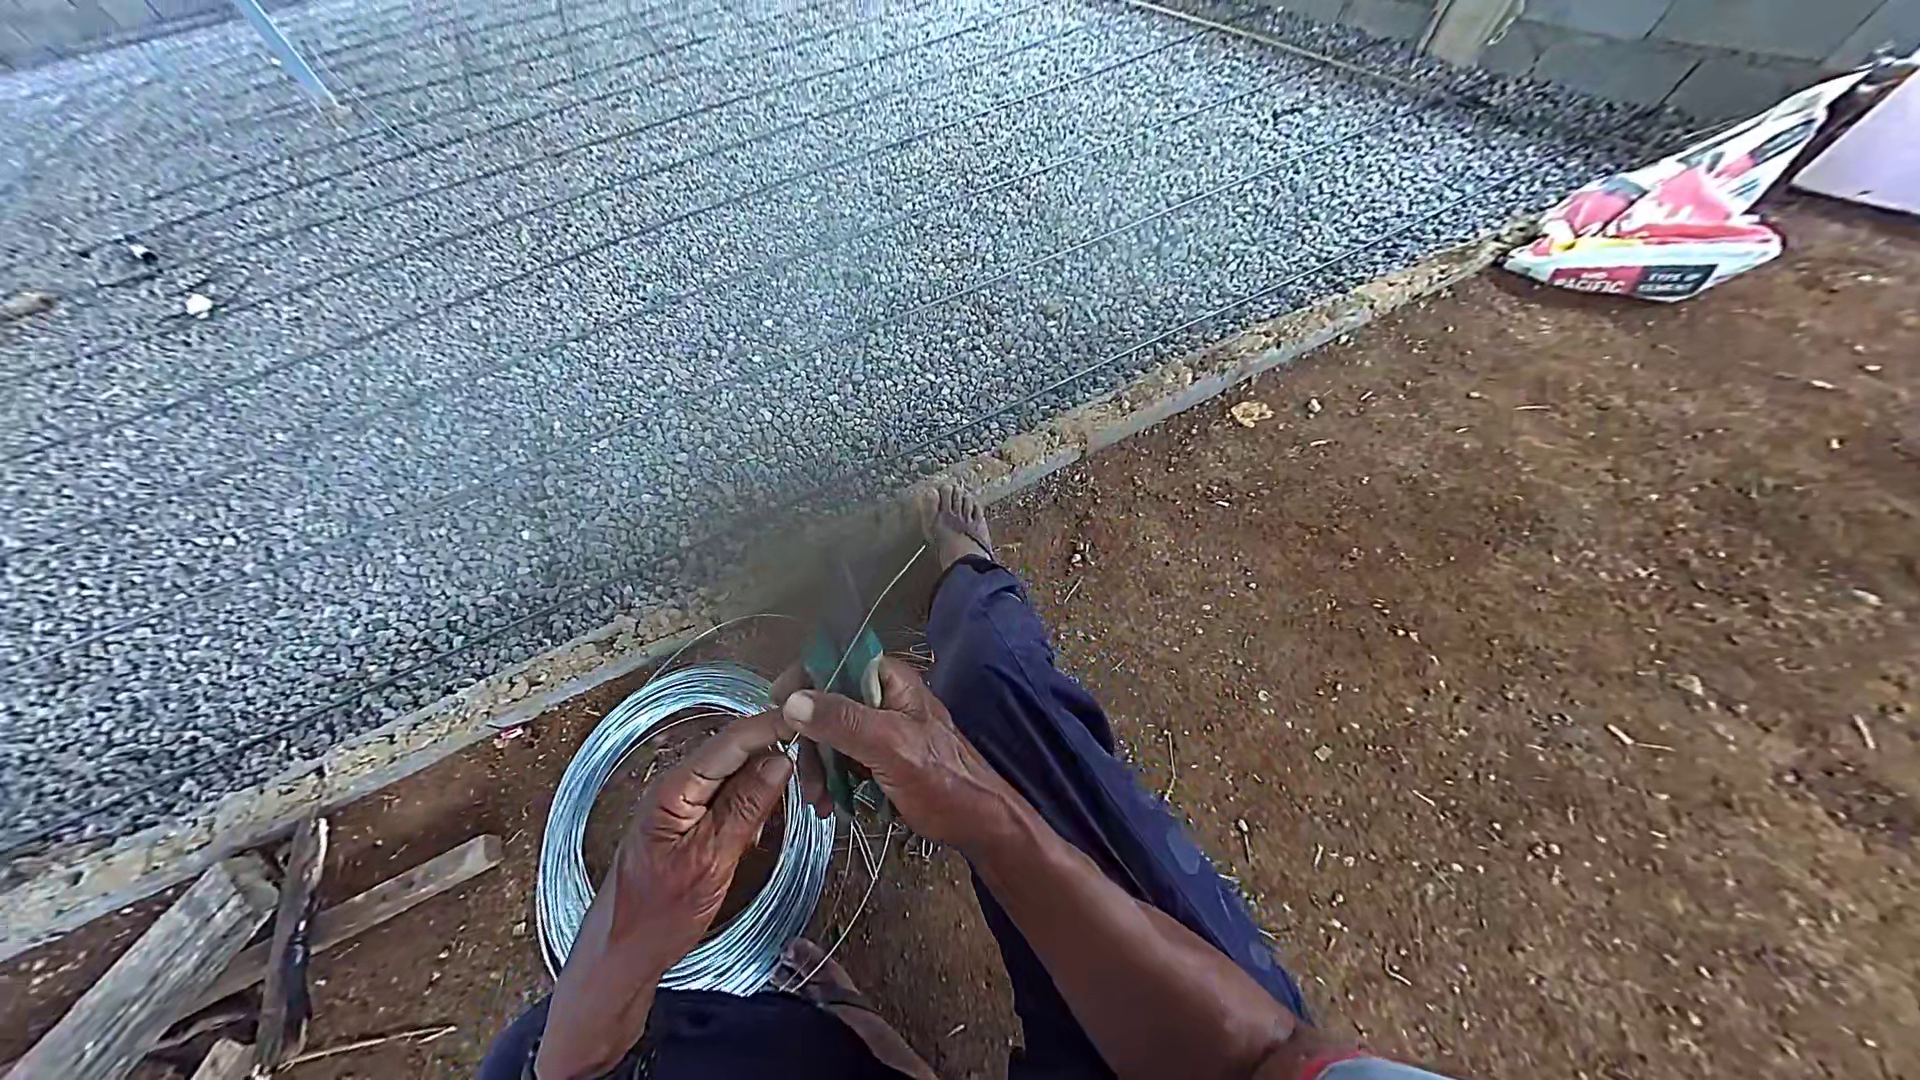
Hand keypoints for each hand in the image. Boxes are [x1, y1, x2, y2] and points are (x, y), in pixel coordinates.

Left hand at [537, 709, 797, 1079]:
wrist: (620, 958)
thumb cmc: (658, 918)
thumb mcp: (710, 862)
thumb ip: (746, 807)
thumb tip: (782, 758)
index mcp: (676, 787)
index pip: (732, 740)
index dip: (772, 725)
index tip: (813, 718)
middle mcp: (681, 781)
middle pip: (739, 746)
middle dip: (779, 748)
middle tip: (818, 766)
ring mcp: (689, 796)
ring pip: (742, 766)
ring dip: (773, 773)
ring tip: (805, 791)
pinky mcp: (697, 813)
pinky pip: (735, 788)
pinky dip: (759, 795)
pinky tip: (772, 816)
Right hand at [782, 657, 1020, 848]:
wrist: (977, 821)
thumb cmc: (942, 780)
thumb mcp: (890, 747)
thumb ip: (844, 721)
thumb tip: (794, 700)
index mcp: (890, 680)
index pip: (837, 660)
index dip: (805, 678)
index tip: (780, 707)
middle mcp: (884, 696)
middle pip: (827, 701)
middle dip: (810, 738)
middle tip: (805, 776)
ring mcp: (881, 726)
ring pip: (831, 733)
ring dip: (818, 765)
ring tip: (820, 799)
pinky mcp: (879, 754)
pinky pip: (843, 757)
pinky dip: (832, 778)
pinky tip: (830, 802)